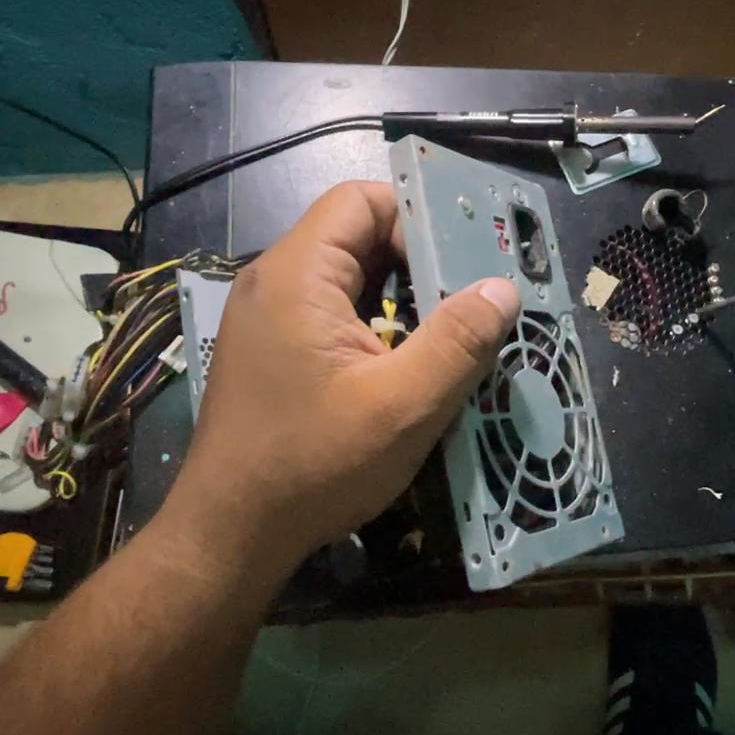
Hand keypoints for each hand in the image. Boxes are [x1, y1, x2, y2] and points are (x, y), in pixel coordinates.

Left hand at [161, 181, 520, 578]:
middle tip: (467, 307)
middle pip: (357, 238)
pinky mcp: (275, 353)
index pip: (360, 200)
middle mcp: (275, 283)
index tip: (458, 268)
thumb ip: (457, 343)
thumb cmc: (312, 466)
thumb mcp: (401, 407)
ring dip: (402, 302)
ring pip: (350, 281)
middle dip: (418, 265)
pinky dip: (377, 329)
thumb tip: (503, 288)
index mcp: (296, 275)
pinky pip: (335, 316)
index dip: (415, 219)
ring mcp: (270, 320)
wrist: (232, 535)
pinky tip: (406, 369)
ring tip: (447, 339)